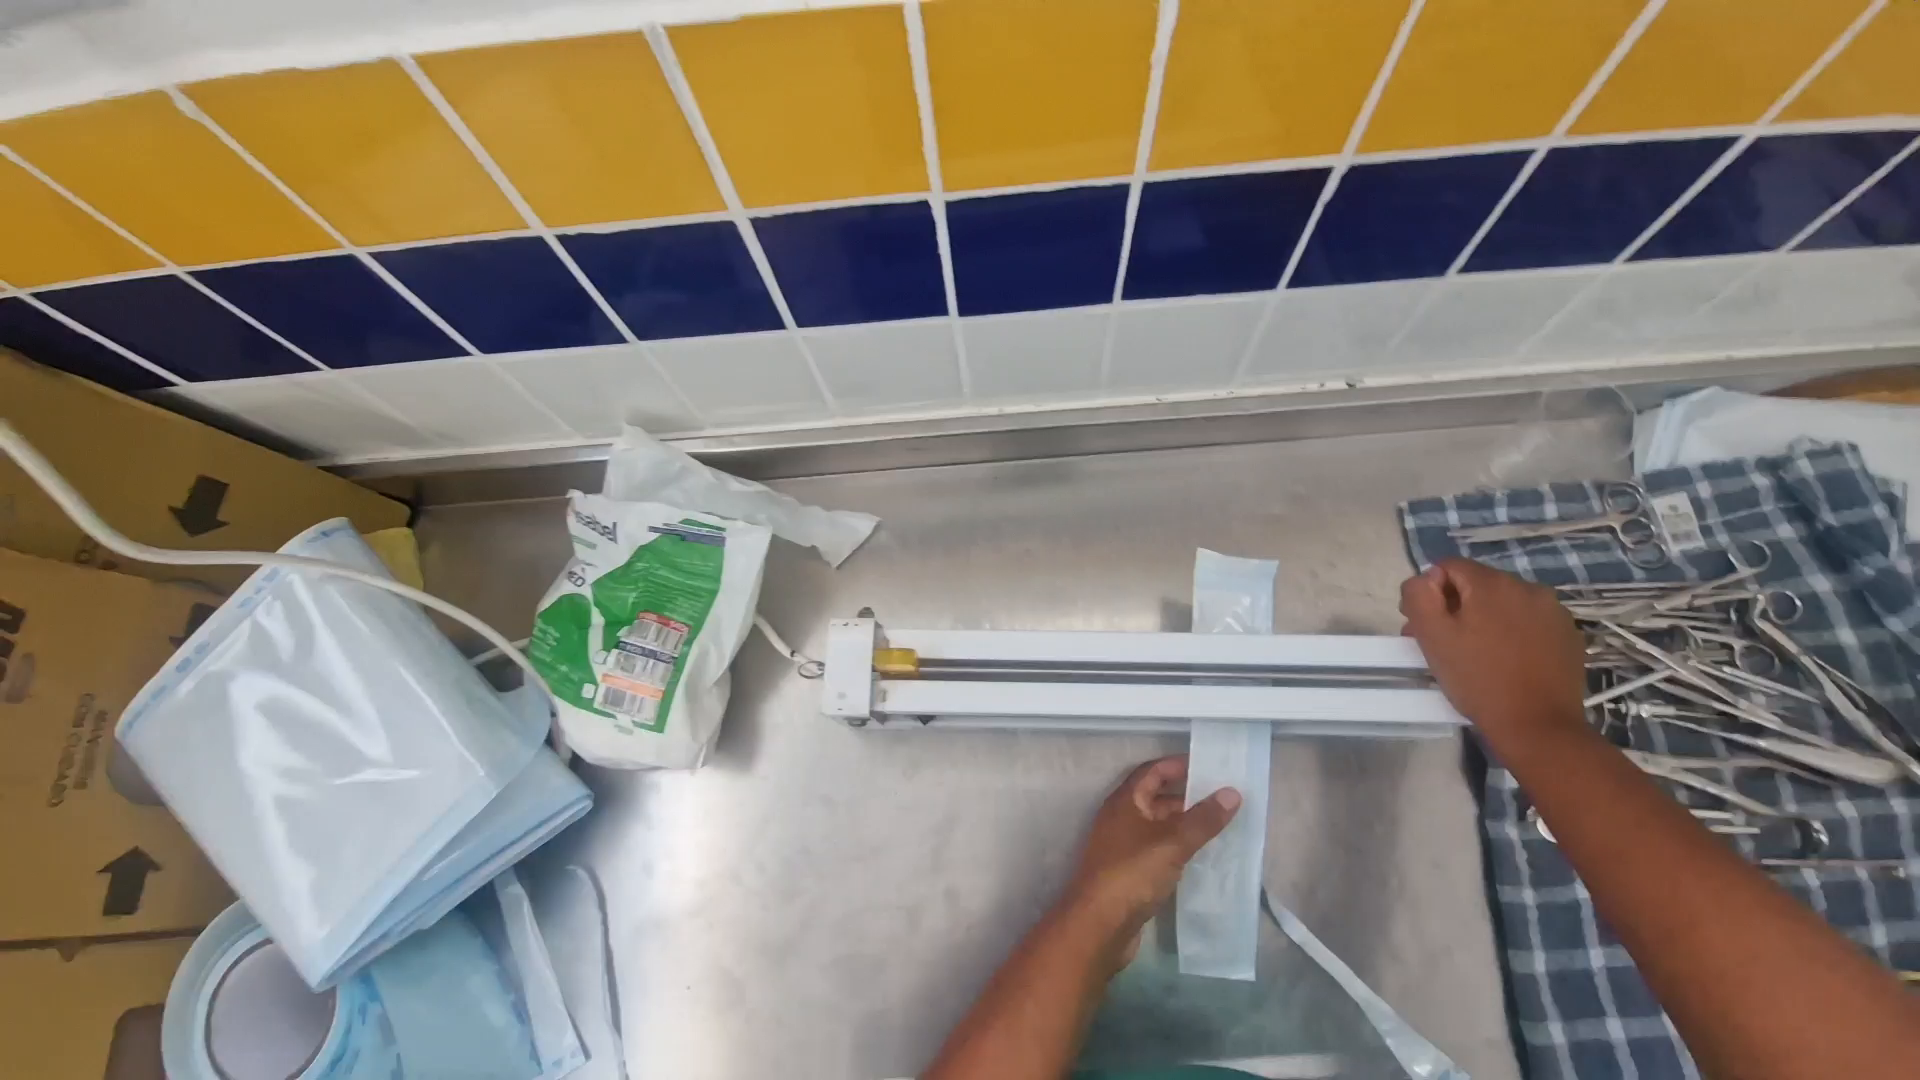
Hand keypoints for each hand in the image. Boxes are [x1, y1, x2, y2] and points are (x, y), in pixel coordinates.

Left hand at [1059, 756, 1240, 971]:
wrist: (1099, 925)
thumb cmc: (1132, 873)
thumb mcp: (1172, 842)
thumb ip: (1203, 819)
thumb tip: (1232, 792)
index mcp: (1124, 802)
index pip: (1151, 771)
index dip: (1178, 765)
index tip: (1209, 765)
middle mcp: (1121, 819)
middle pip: (1156, 798)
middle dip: (1188, 796)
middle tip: (1225, 798)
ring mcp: (1124, 847)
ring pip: (1159, 827)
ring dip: (1186, 825)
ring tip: (1222, 826)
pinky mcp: (1131, 873)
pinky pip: (1159, 851)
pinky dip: (1179, 849)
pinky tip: (1203, 857)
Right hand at [1399, 557, 1586, 746]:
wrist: (1537, 724)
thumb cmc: (1477, 678)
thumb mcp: (1432, 635)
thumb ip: (1419, 594)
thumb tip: (1426, 578)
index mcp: (1492, 584)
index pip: (1448, 567)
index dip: (1428, 591)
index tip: (1423, 625)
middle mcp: (1528, 588)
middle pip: (1478, 584)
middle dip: (1455, 606)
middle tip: (1443, 643)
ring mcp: (1554, 611)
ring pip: (1504, 603)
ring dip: (1484, 618)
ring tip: (1475, 653)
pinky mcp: (1569, 635)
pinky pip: (1529, 621)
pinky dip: (1512, 632)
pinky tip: (1506, 660)